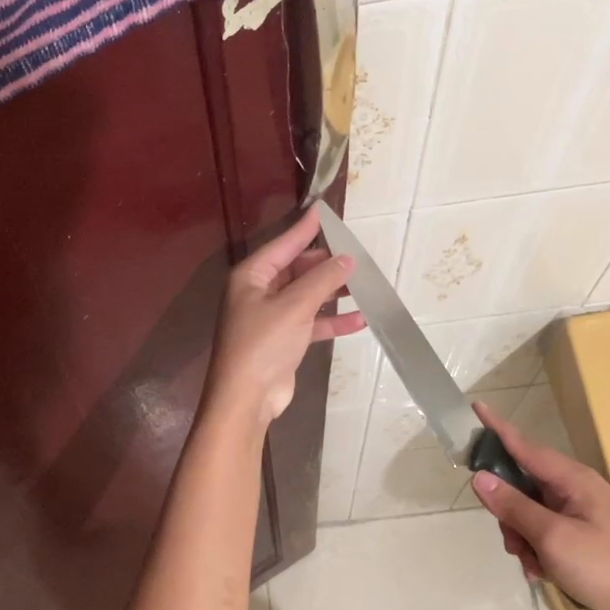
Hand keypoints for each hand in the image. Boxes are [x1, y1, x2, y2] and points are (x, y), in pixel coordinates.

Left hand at [208, 207, 364, 423]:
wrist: (247, 397)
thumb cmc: (263, 344)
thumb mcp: (294, 306)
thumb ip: (322, 280)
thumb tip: (347, 259)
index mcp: (250, 277)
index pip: (282, 245)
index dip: (305, 229)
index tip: (325, 212)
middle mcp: (257, 293)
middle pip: (295, 270)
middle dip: (324, 264)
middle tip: (354, 254)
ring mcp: (269, 319)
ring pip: (305, 296)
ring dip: (331, 292)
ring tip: (362, 283)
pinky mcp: (282, 342)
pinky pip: (310, 323)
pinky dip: (331, 321)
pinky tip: (359, 319)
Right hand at [468, 402, 609, 609]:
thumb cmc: (605, 568)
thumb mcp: (553, 538)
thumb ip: (514, 507)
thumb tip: (480, 477)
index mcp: (573, 481)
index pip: (526, 447)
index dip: (498, 429)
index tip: (475, 407)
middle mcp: (576, 490)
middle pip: (521, 486)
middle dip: (508, 514)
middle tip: (515, 544)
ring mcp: (580, 513)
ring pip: (528, 513)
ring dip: (522, 538)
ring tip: (535, 566)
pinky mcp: (583, 535)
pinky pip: (544, 533)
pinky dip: (537, 551)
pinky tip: (544, 572)